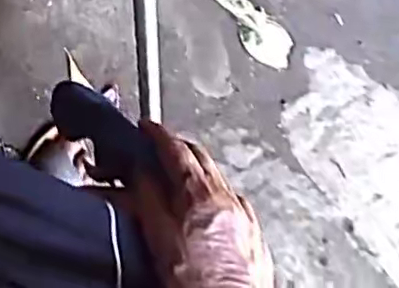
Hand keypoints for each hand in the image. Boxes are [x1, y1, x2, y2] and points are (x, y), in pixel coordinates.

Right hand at [132, 120, 272, 287]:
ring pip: (219, 179)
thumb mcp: (156, 230)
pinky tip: (210, 207)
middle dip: (178, 146)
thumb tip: (141, 170)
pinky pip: (237, 204)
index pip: (175, 147)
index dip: (156, 132)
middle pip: (201, 157)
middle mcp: (228, 199)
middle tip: (159, 146)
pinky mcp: (257, 241)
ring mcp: (247, 220)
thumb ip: (146, 192)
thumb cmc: (194, 280)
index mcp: (199, 192)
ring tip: (180, 176)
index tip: (145, 126)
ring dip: (198, 170)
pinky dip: (218, 195)